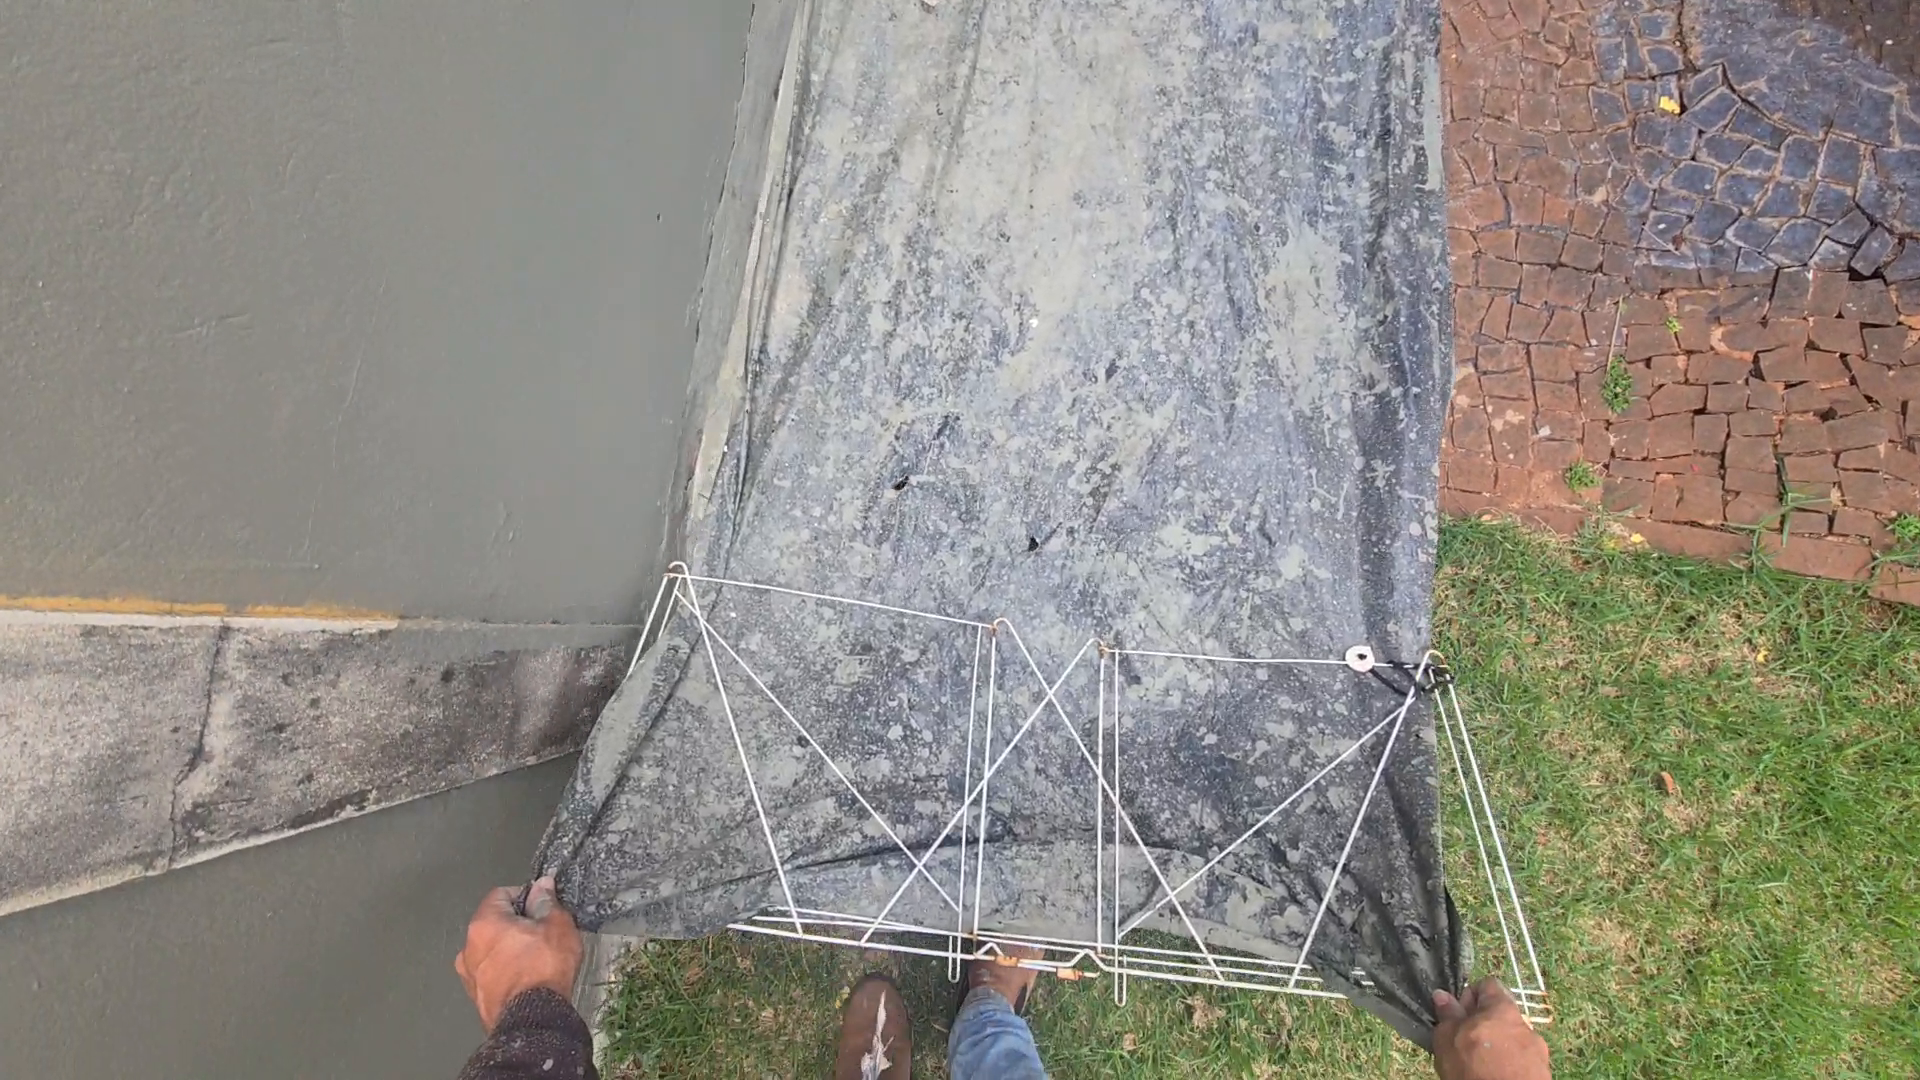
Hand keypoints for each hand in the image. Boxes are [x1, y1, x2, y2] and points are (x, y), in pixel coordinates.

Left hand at [454, 876, 583, 1031]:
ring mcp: (468, 975)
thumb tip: (541, 885)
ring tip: (537, 954)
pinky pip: (492, 969)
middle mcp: (467, 948)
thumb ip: (546, 901)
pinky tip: (528, 973)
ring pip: (492, 947)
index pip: (501, 893)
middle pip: (495, 921)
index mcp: (483, 924)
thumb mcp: (556, 924)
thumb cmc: (543, 963)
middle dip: (518, 921)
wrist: (532, 1018)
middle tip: (544, 928)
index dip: (525, 894)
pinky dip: (507, 966)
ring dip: (511, 945)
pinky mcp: (475, 996)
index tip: (544, 904)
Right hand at [1432, 977, 1550, 1079]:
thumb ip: (1447, 1013)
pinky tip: (1496, 1075)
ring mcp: (1540, 1055)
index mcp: (1504, 1010)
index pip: (1488, 985)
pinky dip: (1511, 1065)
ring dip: (1499, 1046)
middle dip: (1484, 1024)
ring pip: (1513, 1040)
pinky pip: (1523, 1062)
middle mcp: (1528, 1028)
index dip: (1470, 996)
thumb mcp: (1447, 1037)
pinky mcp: (1545, 1077)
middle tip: (1466, 1041)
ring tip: (1482, 1063)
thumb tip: (1443, 995)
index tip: (1459, 1014)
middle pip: (1502, 1016)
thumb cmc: (1473, 1068)